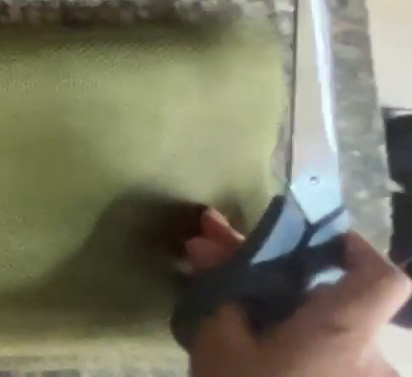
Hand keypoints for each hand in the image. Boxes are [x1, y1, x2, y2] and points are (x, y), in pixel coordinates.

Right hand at [185, 207, 409, 376]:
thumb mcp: (219, 339)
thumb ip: (222, 286)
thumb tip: (209, 242)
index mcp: (344, 336)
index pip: (384, 281)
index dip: (357, 249)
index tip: (316, 234)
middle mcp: (376, 358)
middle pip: (340, 299)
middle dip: (280, 269)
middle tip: (218, 247)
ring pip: (333, 325)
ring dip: (283, 300)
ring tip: (223, 290)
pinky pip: (335, 351)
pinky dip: (295, 330)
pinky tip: (250, 327)